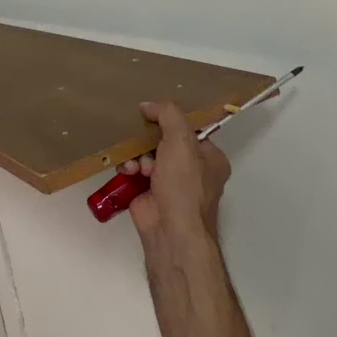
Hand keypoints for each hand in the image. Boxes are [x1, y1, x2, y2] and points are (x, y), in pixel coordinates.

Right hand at [120, 101, 230, 246]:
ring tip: (135, 164)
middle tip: (142, 142)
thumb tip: (147, 105)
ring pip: (146, 153)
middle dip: (148, 140)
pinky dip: (129, 167)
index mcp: (210, 158)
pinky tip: (127, 170)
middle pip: (164, 139)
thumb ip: (167, 114)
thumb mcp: (181, 140)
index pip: (189, 128)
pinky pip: (135, 169)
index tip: (151, 113)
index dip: (170, 119)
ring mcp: (170, 183)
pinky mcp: (149, 192)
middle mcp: (192, 170)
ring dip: (136, 154)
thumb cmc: (184, 184)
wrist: (171, 230)